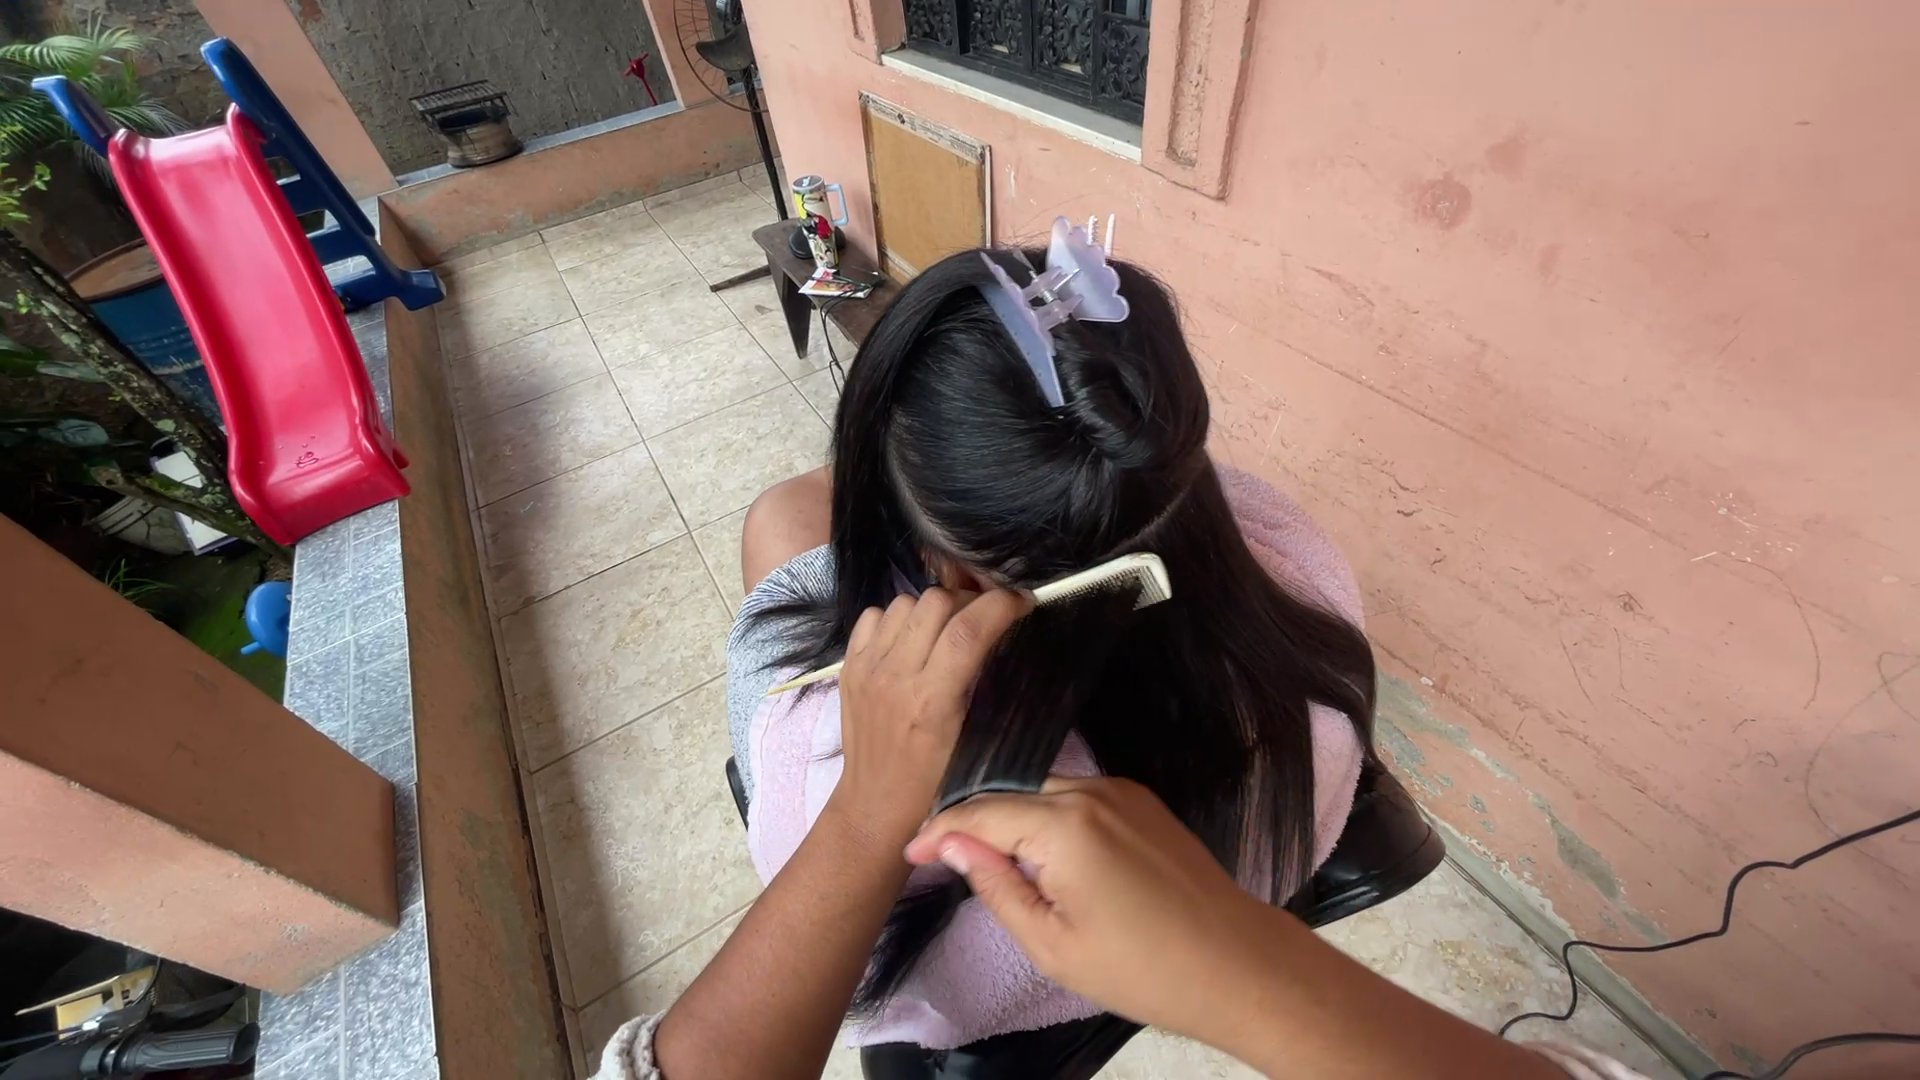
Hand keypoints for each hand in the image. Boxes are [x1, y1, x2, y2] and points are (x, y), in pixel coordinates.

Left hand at [827, 587, 1031, 849]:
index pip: (967, 631)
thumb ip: (982, 682)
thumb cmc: (934, 779)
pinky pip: (876, 614)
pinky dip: (898, 618)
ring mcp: (866, 667)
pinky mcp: (848, 665)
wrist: (875, 801)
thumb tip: (1001, 630)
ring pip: (905, 602)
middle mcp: (894, 676)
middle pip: (936, 602)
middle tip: (982, 618)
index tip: (1021, 601)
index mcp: (931, 700)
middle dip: (968, 601)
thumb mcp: (972, 736)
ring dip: (932, 608)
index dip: (1001, 605)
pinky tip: (910, 640)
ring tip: (945, 630)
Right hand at [903, 777, 1280, 1042]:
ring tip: (993, 858)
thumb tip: (951, 843)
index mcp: (1063, 824)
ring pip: (1041, 791)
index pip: (981, 813)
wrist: (1237, 961)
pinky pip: (1075, 795)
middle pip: (1010, 794)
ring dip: (1012, 817)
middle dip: (973, 822)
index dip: (940, 830)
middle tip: (944, 857)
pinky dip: (1048, 816)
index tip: (910, 852)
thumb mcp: (1052, 943)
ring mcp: (1118, 788)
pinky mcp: (1139, 796)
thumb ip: (996, 884)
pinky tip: (1046, 851)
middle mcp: (1088, 789)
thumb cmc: (1140, 968)